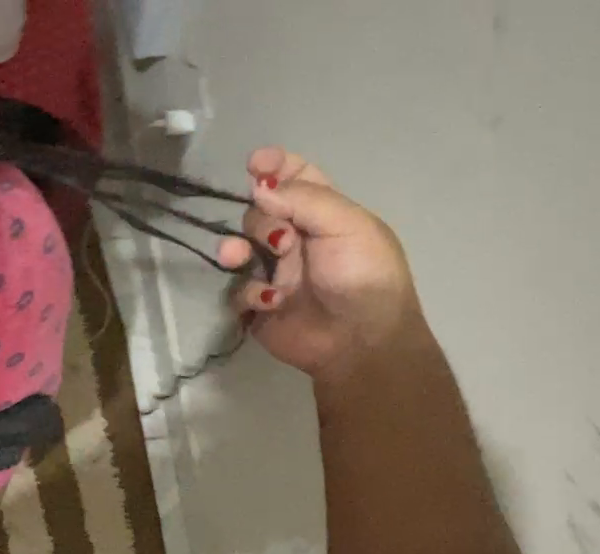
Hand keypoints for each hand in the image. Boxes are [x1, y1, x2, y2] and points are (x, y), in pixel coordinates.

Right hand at [217, 147, 430, 382]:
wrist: (361, 341)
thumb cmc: (364, 277)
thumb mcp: (346, 225)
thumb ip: (303, 200)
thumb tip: (258, 186)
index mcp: (324, 213)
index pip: (293, 178)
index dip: (273, 167)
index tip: (254, 165)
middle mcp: (296, 239)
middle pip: (258, 211)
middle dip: (259, 218)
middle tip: (279, 239)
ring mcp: (275, 273)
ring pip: (239, 248)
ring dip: (236, 249)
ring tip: (237, 258)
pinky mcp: (258, 307)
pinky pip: (237, 290)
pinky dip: (250, 293)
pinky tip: (272, 301)